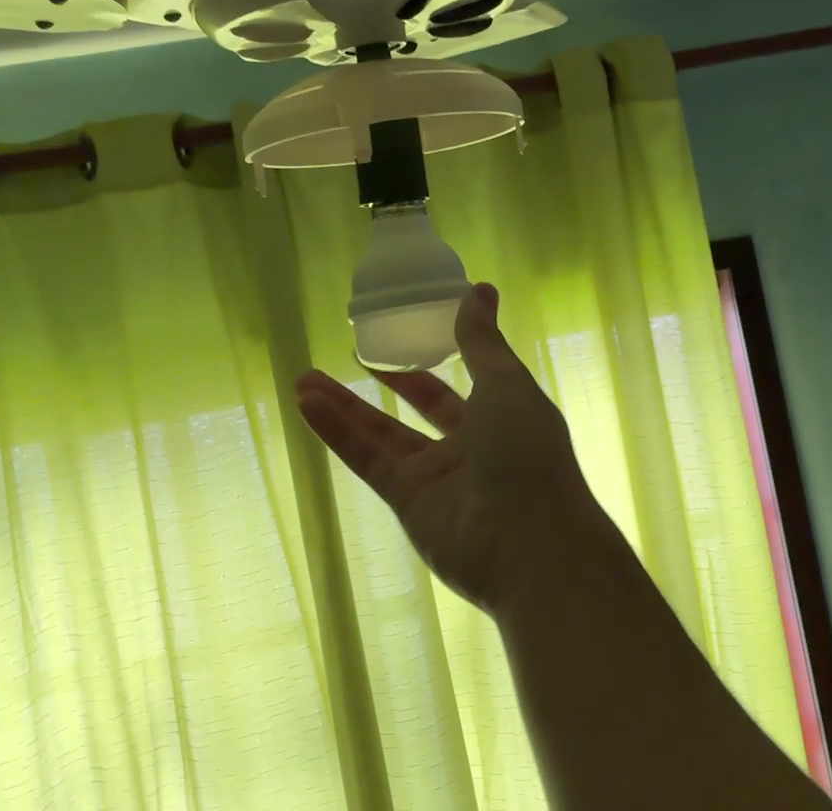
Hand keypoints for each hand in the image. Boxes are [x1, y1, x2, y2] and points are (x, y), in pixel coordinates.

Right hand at [295, 284, 606, 613]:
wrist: (527, 542)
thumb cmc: (527, 450)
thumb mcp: (506, 383)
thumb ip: (482, 341)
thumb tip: (479, 289)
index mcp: (506, 411)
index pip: (472, 375)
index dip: (446, 352)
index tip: (415, 327)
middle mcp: (473, 442)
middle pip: (423, 404)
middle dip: (391, 380)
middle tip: (356, 352)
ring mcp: (439, 475)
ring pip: (384, 433)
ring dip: (346, 405)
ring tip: (304, 377)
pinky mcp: (408, 501)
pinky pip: (368, 459)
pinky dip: (337, 432)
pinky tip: (307, 402)